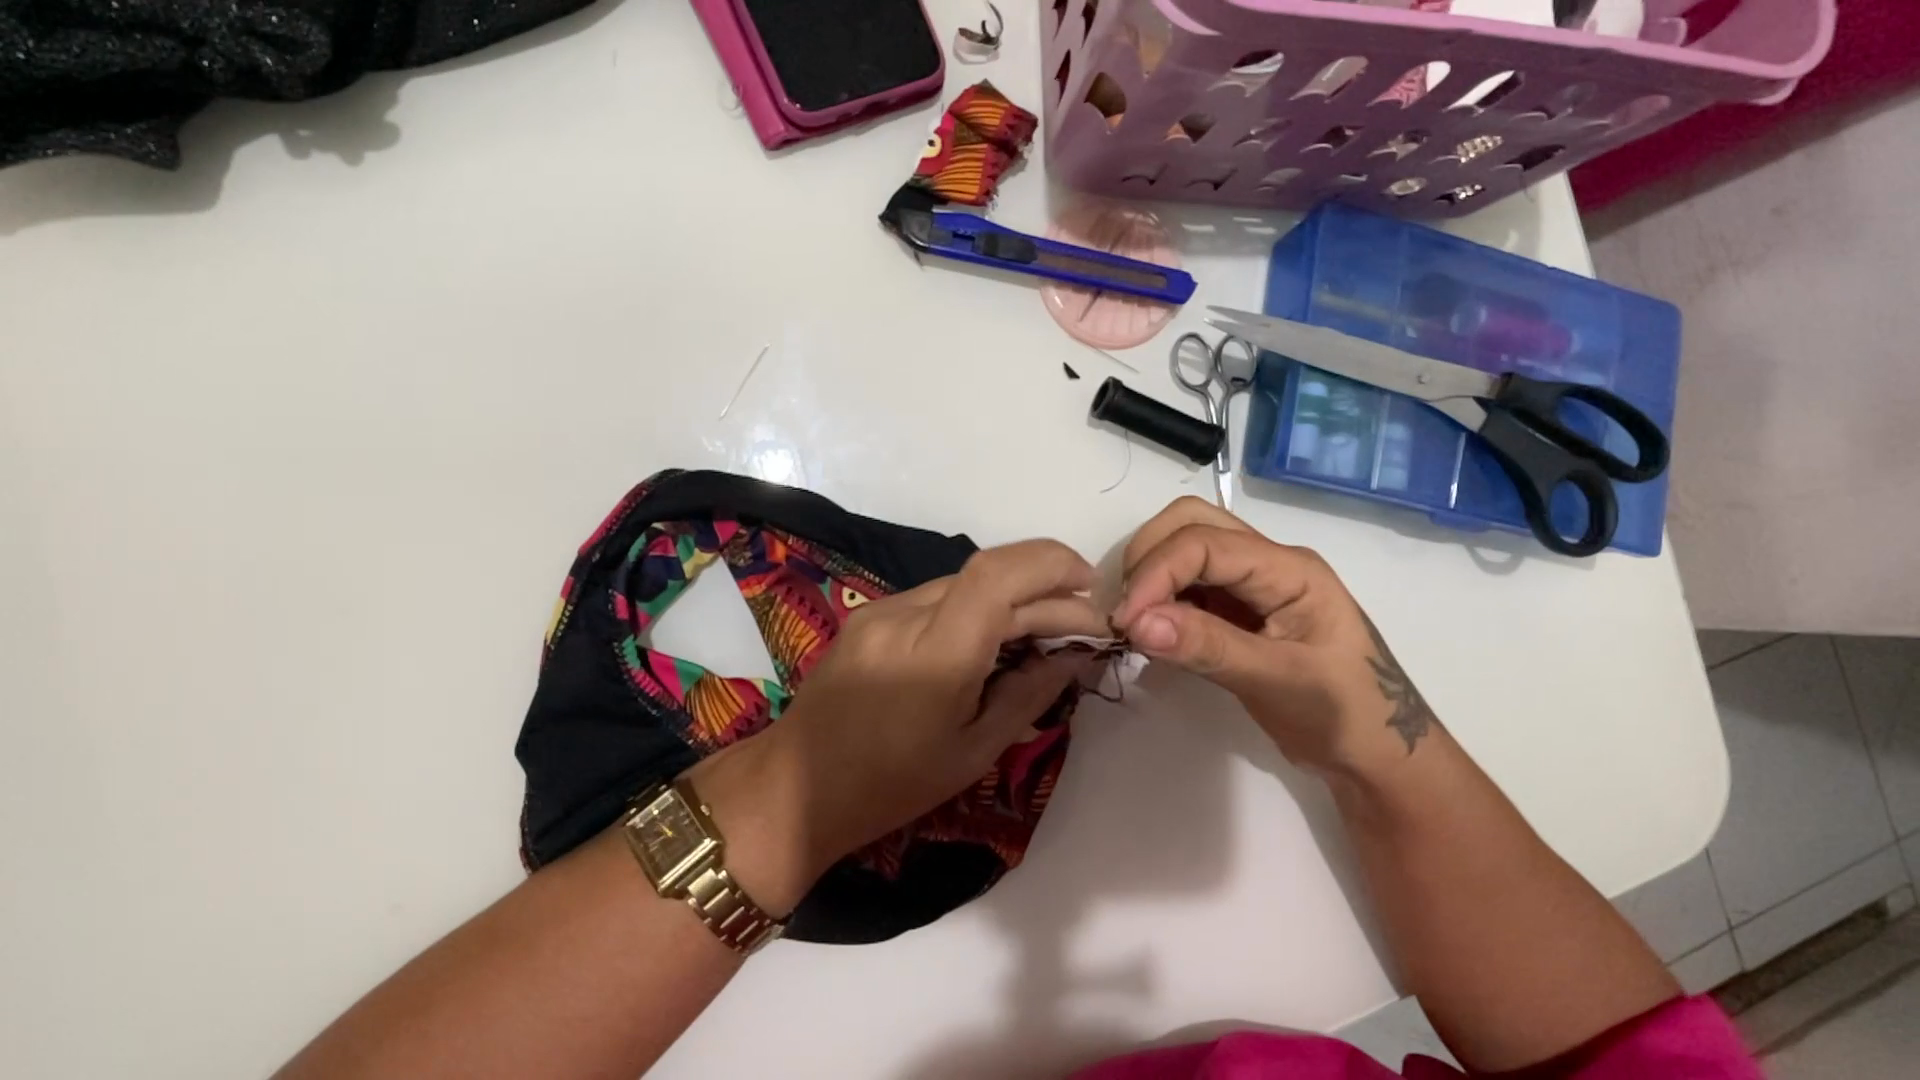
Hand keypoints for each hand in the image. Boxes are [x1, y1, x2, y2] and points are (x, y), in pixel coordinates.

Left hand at [686, 540, 1107, 913]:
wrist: (795, 788)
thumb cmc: (890, 786)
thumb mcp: (973, 752)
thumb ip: (1029, 695)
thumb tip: (1073, 657)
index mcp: (936, 652)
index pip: (1000, 573)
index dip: (1053, 564)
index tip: (1092, 589)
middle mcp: (906, 615)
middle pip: (989, 576)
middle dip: (1046, 593)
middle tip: (1085, 630)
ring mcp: (881, 610)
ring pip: (964, 583)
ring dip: (1012, 599)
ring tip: (1046, 637)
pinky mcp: (869, 616)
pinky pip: (936, 599)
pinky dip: (976, 609)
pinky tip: (995, 641)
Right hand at [1109, 497, 1438, 773]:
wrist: (1377, 754)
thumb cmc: (1343, 716)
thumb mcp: (1278, 682)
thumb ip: (1208, 646)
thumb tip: (1137, 622)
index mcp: (1289, 569)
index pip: (1205, 543)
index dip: (1156, 573)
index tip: (1125, 621)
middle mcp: (1267, 562)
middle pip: (1192, 523)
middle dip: (1148, 557)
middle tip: (1126, 613)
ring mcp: (1251, 585)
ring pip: (1185, 549)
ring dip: (1150, 575)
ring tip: (1132, 624)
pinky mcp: (1236, 610)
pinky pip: (1187, 586)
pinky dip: (1159, 599)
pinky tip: (1149, 633)